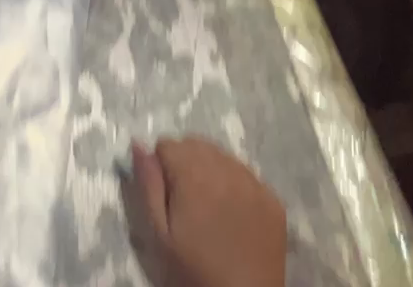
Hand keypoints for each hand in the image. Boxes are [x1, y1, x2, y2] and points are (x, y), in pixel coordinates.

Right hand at [125, 137, 287, 286]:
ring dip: (210, 170)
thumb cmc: (193, 269)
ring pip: (222, 156)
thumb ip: (148, 183)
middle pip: (195, 144)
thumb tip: (138, 143)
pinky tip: (233, 214)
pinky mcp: (273, 199)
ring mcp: (254, 183)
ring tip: (209, 207)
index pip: (167, 144)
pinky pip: (246, 175)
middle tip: (185, 201)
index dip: (161, 168)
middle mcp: (226, 168)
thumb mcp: (159, 232)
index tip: (167, 196)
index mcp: (194, 174)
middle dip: (185, 163)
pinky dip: (235, 185)